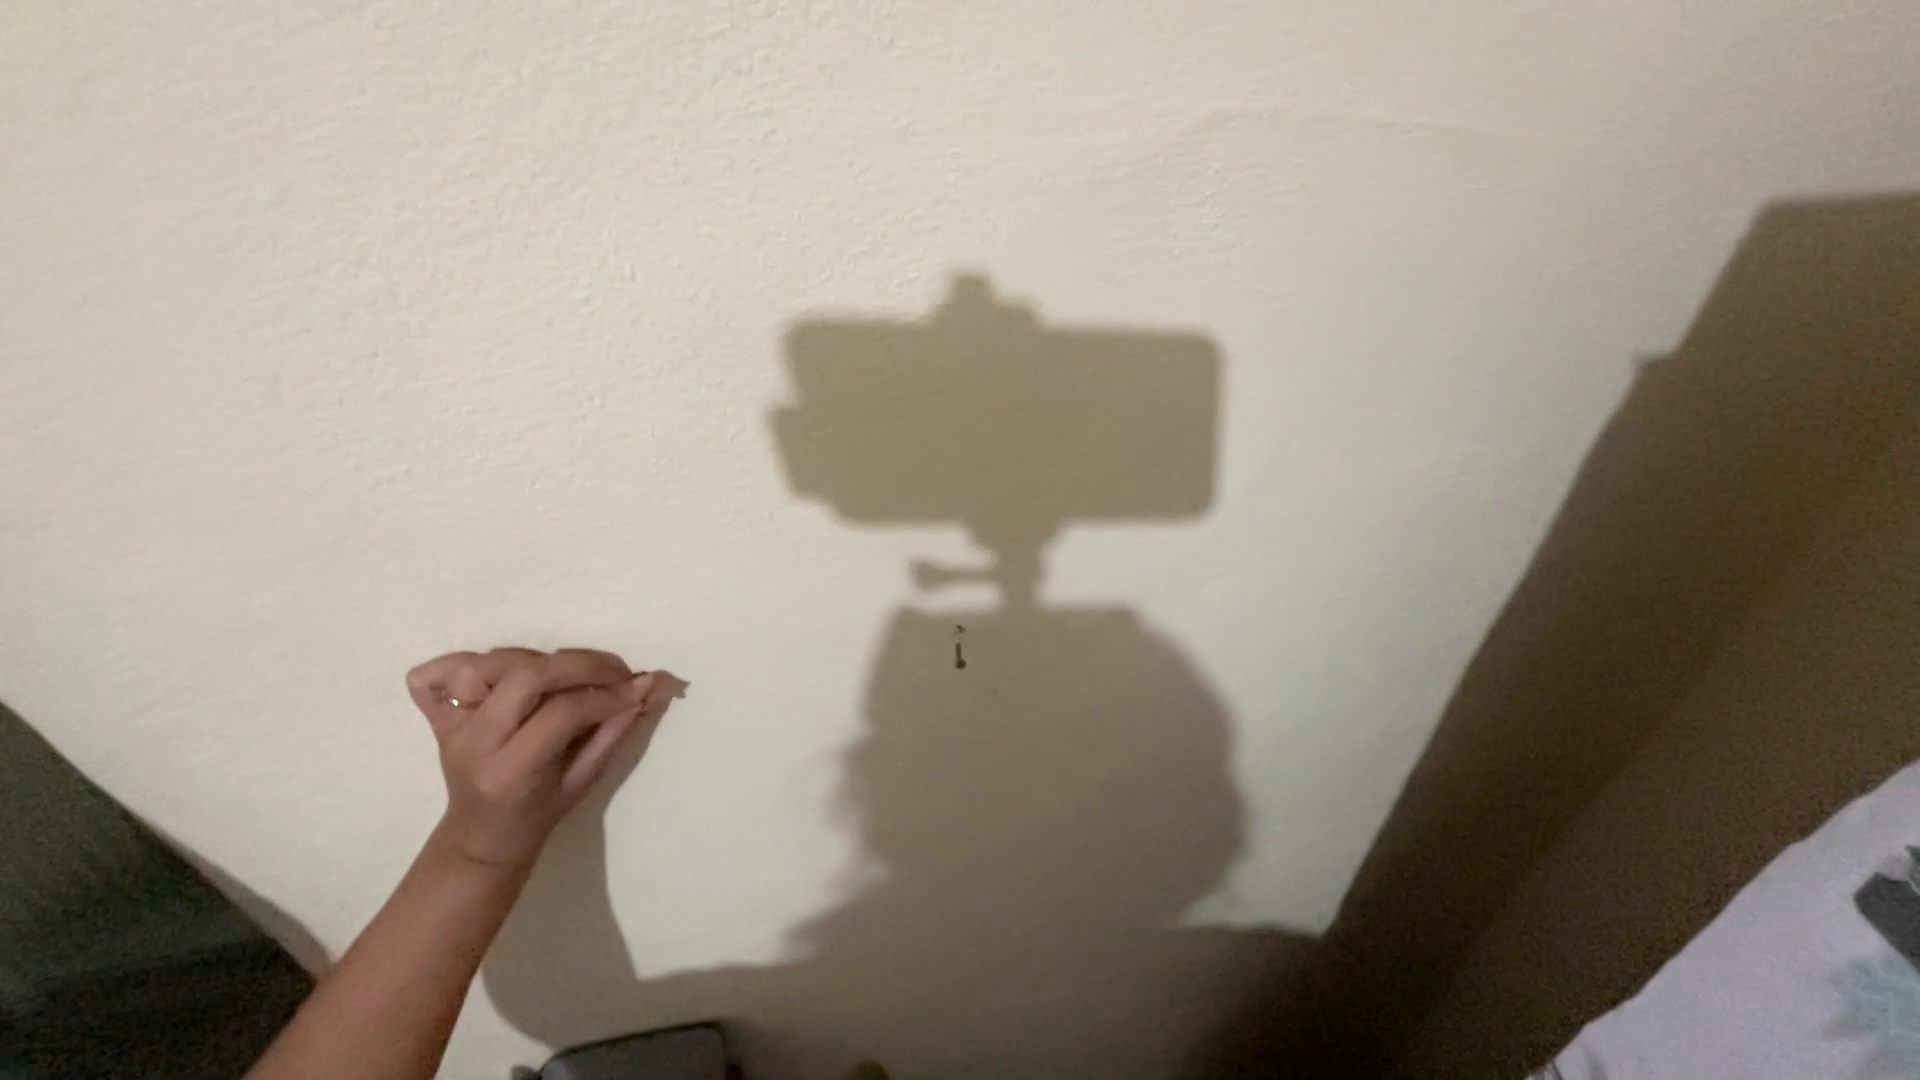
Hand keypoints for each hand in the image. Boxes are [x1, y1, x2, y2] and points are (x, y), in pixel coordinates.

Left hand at [405, 647, 667, 868]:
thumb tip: (650, 687)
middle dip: (581, 664)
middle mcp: (474, 743)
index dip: (608, 695)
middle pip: (524, 675)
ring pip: (485, 664)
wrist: (481, 836)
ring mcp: (450, 726)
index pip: (562, 713)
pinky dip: (462, 663)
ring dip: (535, 658)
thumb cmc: (540, 812)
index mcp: (510, 772)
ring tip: (566, 674)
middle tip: (614, 672)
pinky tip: (500, 673)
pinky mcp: (438, 715)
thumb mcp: (586, 780)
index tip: (640, 689)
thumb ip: (615, 731)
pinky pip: (432, 676)